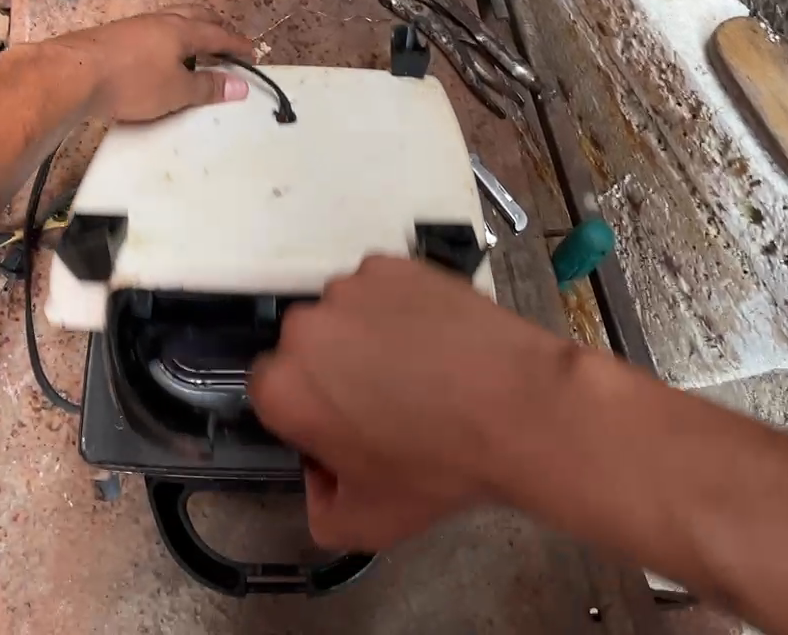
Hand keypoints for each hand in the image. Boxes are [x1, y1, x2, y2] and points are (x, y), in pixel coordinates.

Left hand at [36, 7, 254, 121]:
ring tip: (194, 46)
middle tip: (226, 39)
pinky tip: (158, 54)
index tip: (253, 53)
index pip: (218, 34)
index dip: (238, 44)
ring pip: (170, 20)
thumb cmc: (132, 82)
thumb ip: (208, 87)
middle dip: (214, 25)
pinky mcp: (113, 36)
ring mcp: (134, 25)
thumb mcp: (177, 91)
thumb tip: (240, 85)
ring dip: (188, 29)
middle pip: (195, 15)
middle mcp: (160, 20)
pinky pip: (150, 31)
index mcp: (181, 30)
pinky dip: (165, 39)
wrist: (72, 74)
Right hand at [249, 257, 581, 551]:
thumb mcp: (369, 523)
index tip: (340, 426)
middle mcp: (304, 327)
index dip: (306, 412)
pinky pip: (379, 288)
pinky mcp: (390, 265)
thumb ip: (318, 509)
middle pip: (306, 348)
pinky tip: (431, 336)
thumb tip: (320, 477)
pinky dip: (396, 306)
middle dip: (332, 370)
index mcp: (284, 387)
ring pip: (343, 314)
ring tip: (416, 366)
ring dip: (363, 334)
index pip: (271, 392)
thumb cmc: (440, 464)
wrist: (516, 406)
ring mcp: (350, 288)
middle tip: (383, 399)